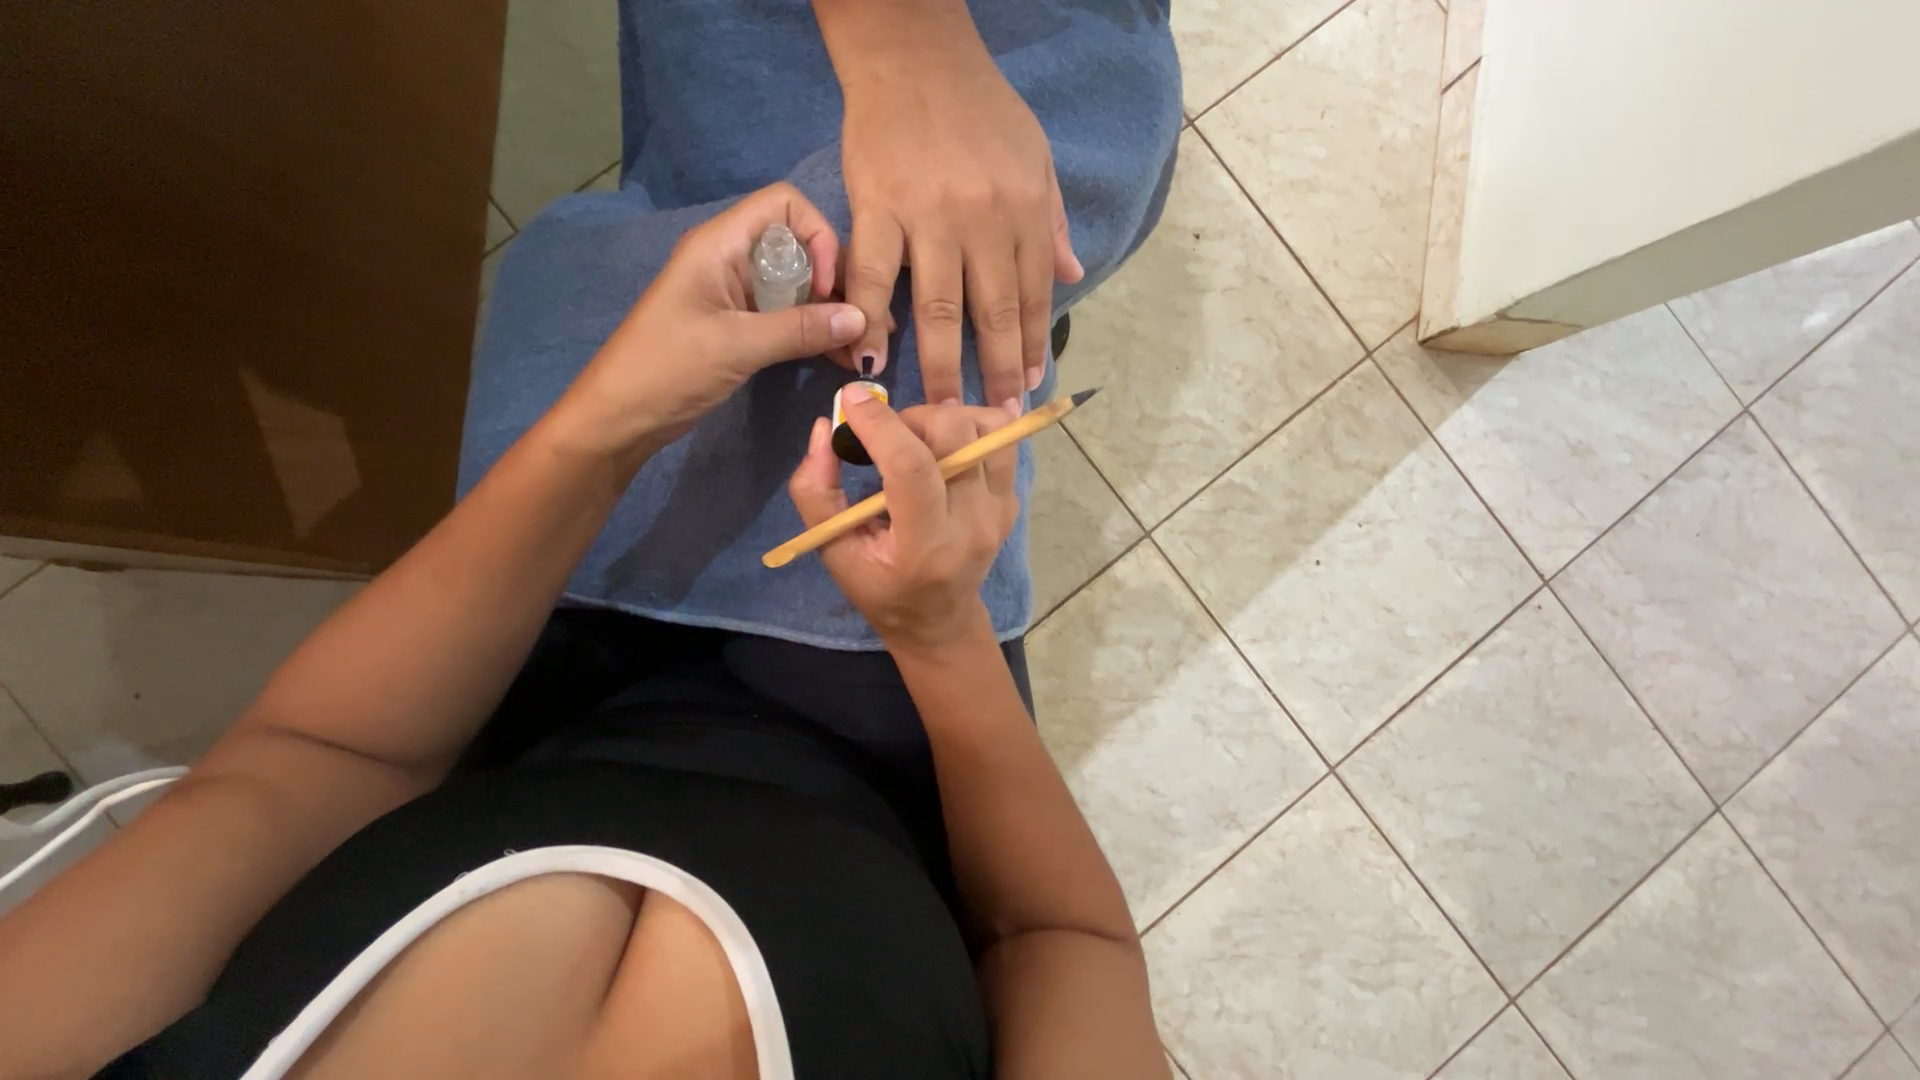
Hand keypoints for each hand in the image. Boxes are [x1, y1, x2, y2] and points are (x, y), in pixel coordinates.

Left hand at [551, 183, 865, 459]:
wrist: (621, 416)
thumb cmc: (667, 367)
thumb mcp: (737, 345)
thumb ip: (800, 329)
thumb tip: (861, 319)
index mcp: (721, 244)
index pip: (785, 206)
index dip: (817, 237)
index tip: (827, 287)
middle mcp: (733, 261)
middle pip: (800, 250)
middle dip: (839, 284)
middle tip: (870, 326)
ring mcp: (739, 297)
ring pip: (801, 290)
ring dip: (834, 315)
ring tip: (868, 348)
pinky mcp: (743, 329)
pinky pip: (790, 320)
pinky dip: (817, 335)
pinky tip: (844, 359)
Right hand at [788, 386, 1019, 651]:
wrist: (939, 620)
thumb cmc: (879, 588)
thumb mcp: (834, 550)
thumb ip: (817, 492)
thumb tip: (826, 427)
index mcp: (925, 547)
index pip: (912, 468)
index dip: (880, 424)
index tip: (852, 400)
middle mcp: (972, 525)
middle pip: (956, 435)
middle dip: (912, 417)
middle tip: (886, 433)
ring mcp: (999, 511)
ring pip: (987, 427)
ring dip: (945, 417)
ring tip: (917, 438)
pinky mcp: (1011, 501)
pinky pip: (1000, 439)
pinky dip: (969, 429)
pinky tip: (942, 449)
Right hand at [836, 30, 1083, 411]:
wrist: (914, 55)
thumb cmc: (981, 108)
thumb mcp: (1037, 156)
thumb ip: (1051, 222)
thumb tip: (1074, 276)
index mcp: (1023, 211)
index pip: (1032, 295)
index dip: (1030, 346)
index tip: (1027, 386)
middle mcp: (983, 221)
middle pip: (991, 312)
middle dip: (996, 371)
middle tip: (995, 418)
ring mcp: (928, 218)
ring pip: (939, 308)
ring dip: (944, 367)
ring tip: (945, 412)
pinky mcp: (877, 208)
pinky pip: (871, 275)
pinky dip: (869, 319)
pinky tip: (871, 361)